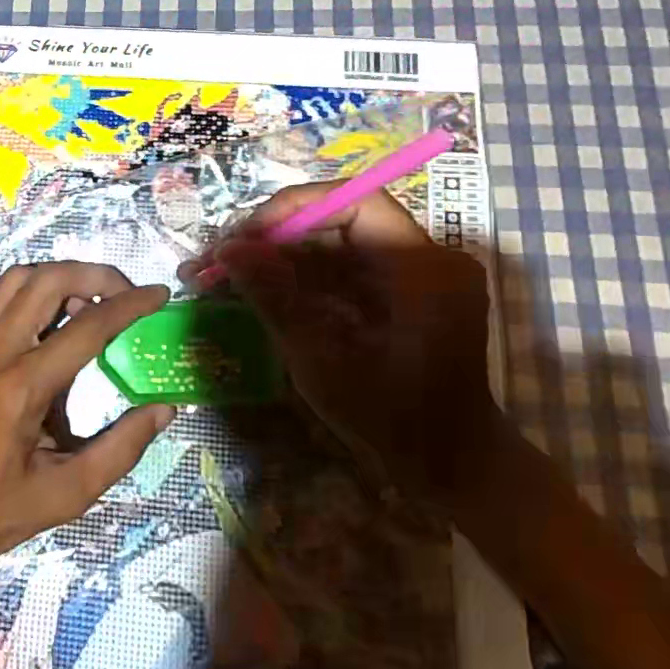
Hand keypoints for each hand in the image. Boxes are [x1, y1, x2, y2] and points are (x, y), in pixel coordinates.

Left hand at [0, 263, 174, 612]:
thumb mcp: (65, 494)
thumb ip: (120, 449)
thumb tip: (163, 410)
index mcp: (23, 387)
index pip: (89, 326)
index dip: (131, 304)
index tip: (159, 294)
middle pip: (48, 280)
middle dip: (94, 275)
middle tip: (122, 295)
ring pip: (13, 279)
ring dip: (54, 278)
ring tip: (80, 305)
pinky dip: (12, 290)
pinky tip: (28, 317)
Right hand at [198, 184, 498, 499]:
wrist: (450, 465)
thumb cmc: (394, 422)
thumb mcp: (324, 363)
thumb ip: (277, 300)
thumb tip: (229, 250)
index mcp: (423, 271)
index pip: (356, 203)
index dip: (295, 209)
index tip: (245, 235)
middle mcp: (424, 258)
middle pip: (339, 220)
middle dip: (274, 235)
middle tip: (219, 257)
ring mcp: (411, 274)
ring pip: (333, 243)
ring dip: (277, 255)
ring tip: (221, 273)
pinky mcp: (396, 291)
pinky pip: (339, 268)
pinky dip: (296, 276)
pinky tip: (252, 288)